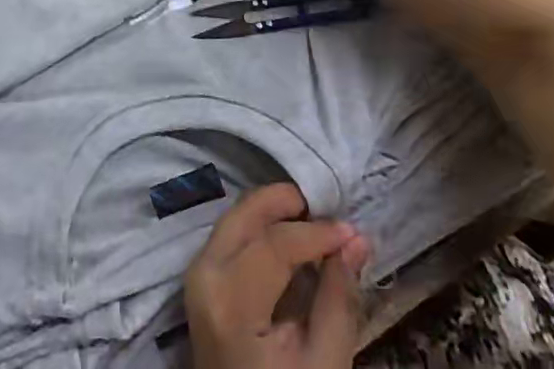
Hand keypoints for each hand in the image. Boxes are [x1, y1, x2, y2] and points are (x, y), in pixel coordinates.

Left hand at [185, 184, 370, 368]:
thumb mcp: (323, 362)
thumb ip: (338, 298)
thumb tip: (357, 239)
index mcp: (231, 303)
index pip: (275, 243)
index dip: (317, 232)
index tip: (352, 232)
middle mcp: (204, 275)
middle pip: (246, 213)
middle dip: (288, 201)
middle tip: (328, 208)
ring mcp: (196, 274)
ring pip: (236, 216)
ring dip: (274, 210)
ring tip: (315, 222)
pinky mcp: (200, 277)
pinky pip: (230, 233)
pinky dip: (260, 225)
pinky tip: (291, 236)